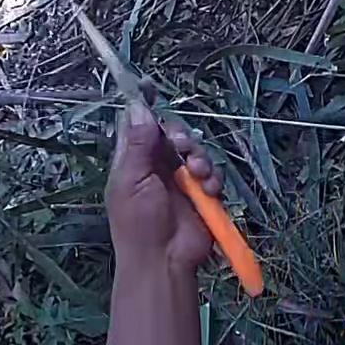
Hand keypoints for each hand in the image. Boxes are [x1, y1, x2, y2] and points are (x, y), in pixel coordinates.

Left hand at [106, 101, 221, 277]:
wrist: (163, 260)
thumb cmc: (139, 223)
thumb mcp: (131, 180)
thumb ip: (138, 144)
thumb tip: (139, 108)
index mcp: (134, 161)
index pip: (140, 125)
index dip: (145, 106)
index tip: (149, 84)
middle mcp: (158, 166)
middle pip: (174, 135)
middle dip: (182, 137)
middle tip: (182, 147)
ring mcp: (182, 181)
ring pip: (197, 153)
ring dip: (200, 160)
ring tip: (198, 176)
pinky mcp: (203, 195)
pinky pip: (213, 175)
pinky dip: (213, 180)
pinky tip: (207, 191)